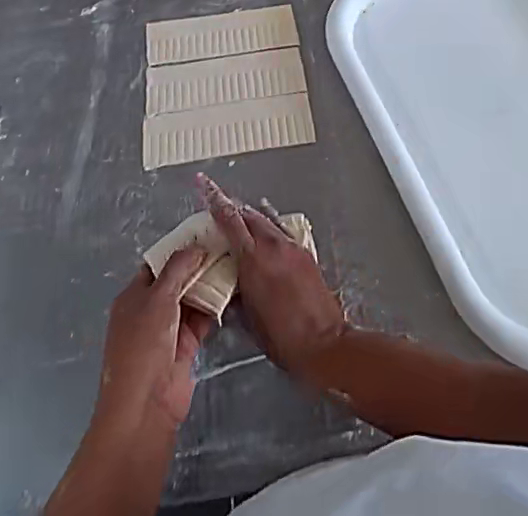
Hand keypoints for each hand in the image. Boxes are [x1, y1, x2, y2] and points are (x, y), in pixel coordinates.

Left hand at [95, 248, 215, 427]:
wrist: (145, 404)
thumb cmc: (144, 345)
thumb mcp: (158, 298)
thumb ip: (178, 269)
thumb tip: (196, 248)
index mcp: (133, 296)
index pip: (158, 265)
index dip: (180, 249)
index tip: (206, 234)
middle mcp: (149, 310)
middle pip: (177, 280)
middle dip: (200, 266)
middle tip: (227, 247)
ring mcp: (167, 329)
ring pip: (192, 299)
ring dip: (210, 285)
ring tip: (235, 264)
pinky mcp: (185, 346)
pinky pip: (202, 319)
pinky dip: (215, 307)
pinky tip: (233, 293)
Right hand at [199, 173, 346, 372]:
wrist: (324, 342)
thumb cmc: (282, 337)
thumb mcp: (248, 318)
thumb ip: (236, 292)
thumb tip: (230, 281)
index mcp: (254, 259)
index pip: (230, 220)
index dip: (214, 199)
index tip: (203, 184)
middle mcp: (274, 246)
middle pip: (248, 215)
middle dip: (231, 208)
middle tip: (216, 208)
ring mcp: (292, 247)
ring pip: (266, 221)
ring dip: (250, 218)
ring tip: (237, 221)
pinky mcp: (305, 254)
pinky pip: (281, 232)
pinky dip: (268, 229)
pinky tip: (265, 236)